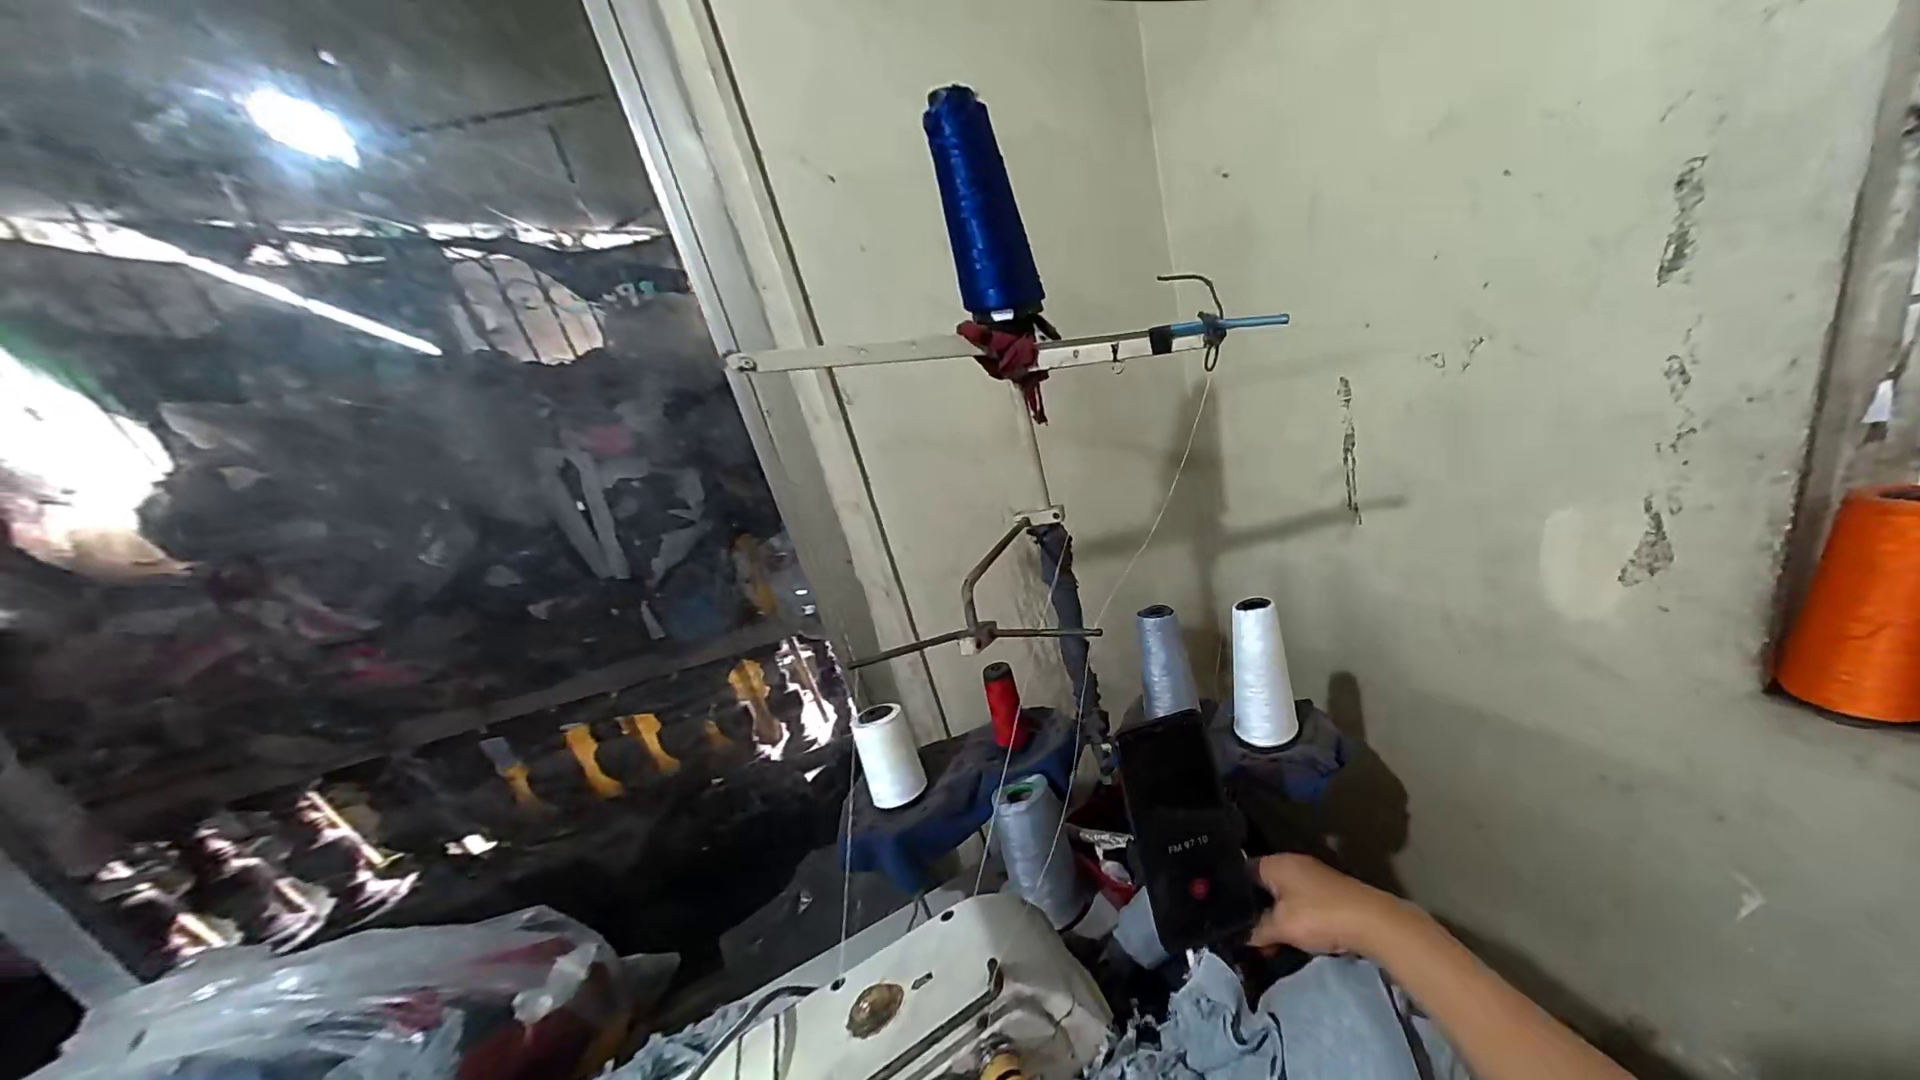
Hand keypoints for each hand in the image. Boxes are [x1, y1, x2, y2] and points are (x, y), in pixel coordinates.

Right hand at [1248, 853, 1424, 957]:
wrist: (1374, 923)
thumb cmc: (1319, 916)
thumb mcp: (1282, 927)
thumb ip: (1258, 930)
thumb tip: (1242, 935)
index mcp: (1275, 863)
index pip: (1242, 871)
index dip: (1232, 890)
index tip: (1226, 911)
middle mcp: (1291, 862)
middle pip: (1264, 884)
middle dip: (1255, 906)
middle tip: (1246, 929)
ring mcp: (1313, 875)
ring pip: (1283, 894)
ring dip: (1276, 914)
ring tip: (1269, 939)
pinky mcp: (1330, 891)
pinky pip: (1300, 901)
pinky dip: (1294, 915)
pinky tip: (1293, 934)